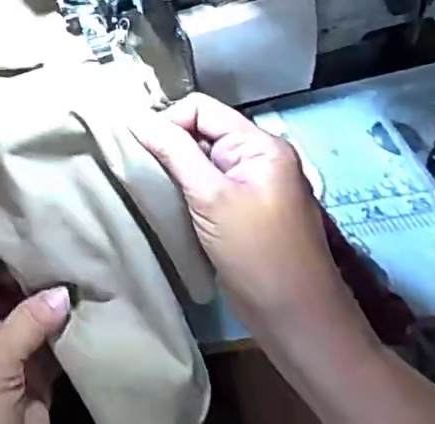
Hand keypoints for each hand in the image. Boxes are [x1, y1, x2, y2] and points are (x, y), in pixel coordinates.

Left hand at [0, 235, 70, 423]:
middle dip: (17, 266)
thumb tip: (62, 291)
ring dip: (45, 294)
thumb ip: (26, 320)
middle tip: (43, 235)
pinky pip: (51, 342)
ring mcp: (10, 351)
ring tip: (67, 260)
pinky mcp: (36, 376)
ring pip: (28, 313)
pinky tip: (82, 302)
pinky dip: (65, 327)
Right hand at [129, 93, 344, 328]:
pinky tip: (173, 203)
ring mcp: (254, 184)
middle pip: (201, 129)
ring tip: (156, 187)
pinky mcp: (245, 209)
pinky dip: (188, 187)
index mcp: (261, 145)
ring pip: (201, 156)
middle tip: (148, 171)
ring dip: (177, 168)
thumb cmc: (257, 255)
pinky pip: (208, 181)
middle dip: (171, 145)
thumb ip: (173, 151)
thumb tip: (135, 118)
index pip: (201, 108)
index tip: (146, 151)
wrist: (299, 326)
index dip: (169, 122)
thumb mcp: (210, 197)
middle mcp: (260, 156)